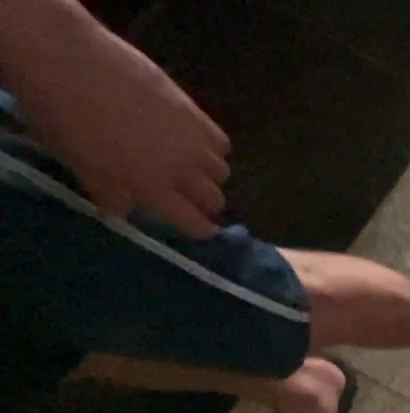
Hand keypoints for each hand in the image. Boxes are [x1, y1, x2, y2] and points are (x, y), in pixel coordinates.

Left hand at [3, 4, 230, 236]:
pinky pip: (221, 143)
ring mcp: (196, 145)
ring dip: (208, 172)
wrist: (66, 61)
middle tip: (186, 191)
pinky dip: (211, 146)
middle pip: (215, 200)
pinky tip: (192, 137)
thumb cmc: (62, 114)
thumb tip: (122, 211)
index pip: (197, 225)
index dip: (199, 228)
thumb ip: (106, 189)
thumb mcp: (76, 160)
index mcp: (155, 190)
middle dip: (204, 201)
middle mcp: (186, 174)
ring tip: (188, 160)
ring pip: (221, 172)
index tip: (194, 225)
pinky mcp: (199, 117)